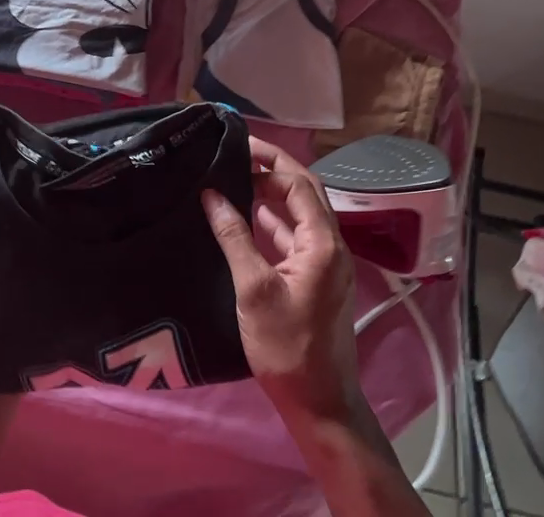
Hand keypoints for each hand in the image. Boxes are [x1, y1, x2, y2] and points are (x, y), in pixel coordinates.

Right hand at [201, 138, 368, 427]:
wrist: (317, 400)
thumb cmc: (286, 345)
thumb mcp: (253, 289)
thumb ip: (234, 237)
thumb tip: (212, 194)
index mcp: (323, 243)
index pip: (299, 183)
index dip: (270, 159)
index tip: (237, 144)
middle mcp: (330, 246)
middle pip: (304, 193)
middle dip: (272, 169)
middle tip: (234, 155)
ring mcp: (325, 263)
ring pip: (299, 214)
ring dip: (271, 194)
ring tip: (233, 179)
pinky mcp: (315, 279)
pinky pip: (294, 236)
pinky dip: (272, 221)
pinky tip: (246, 217)